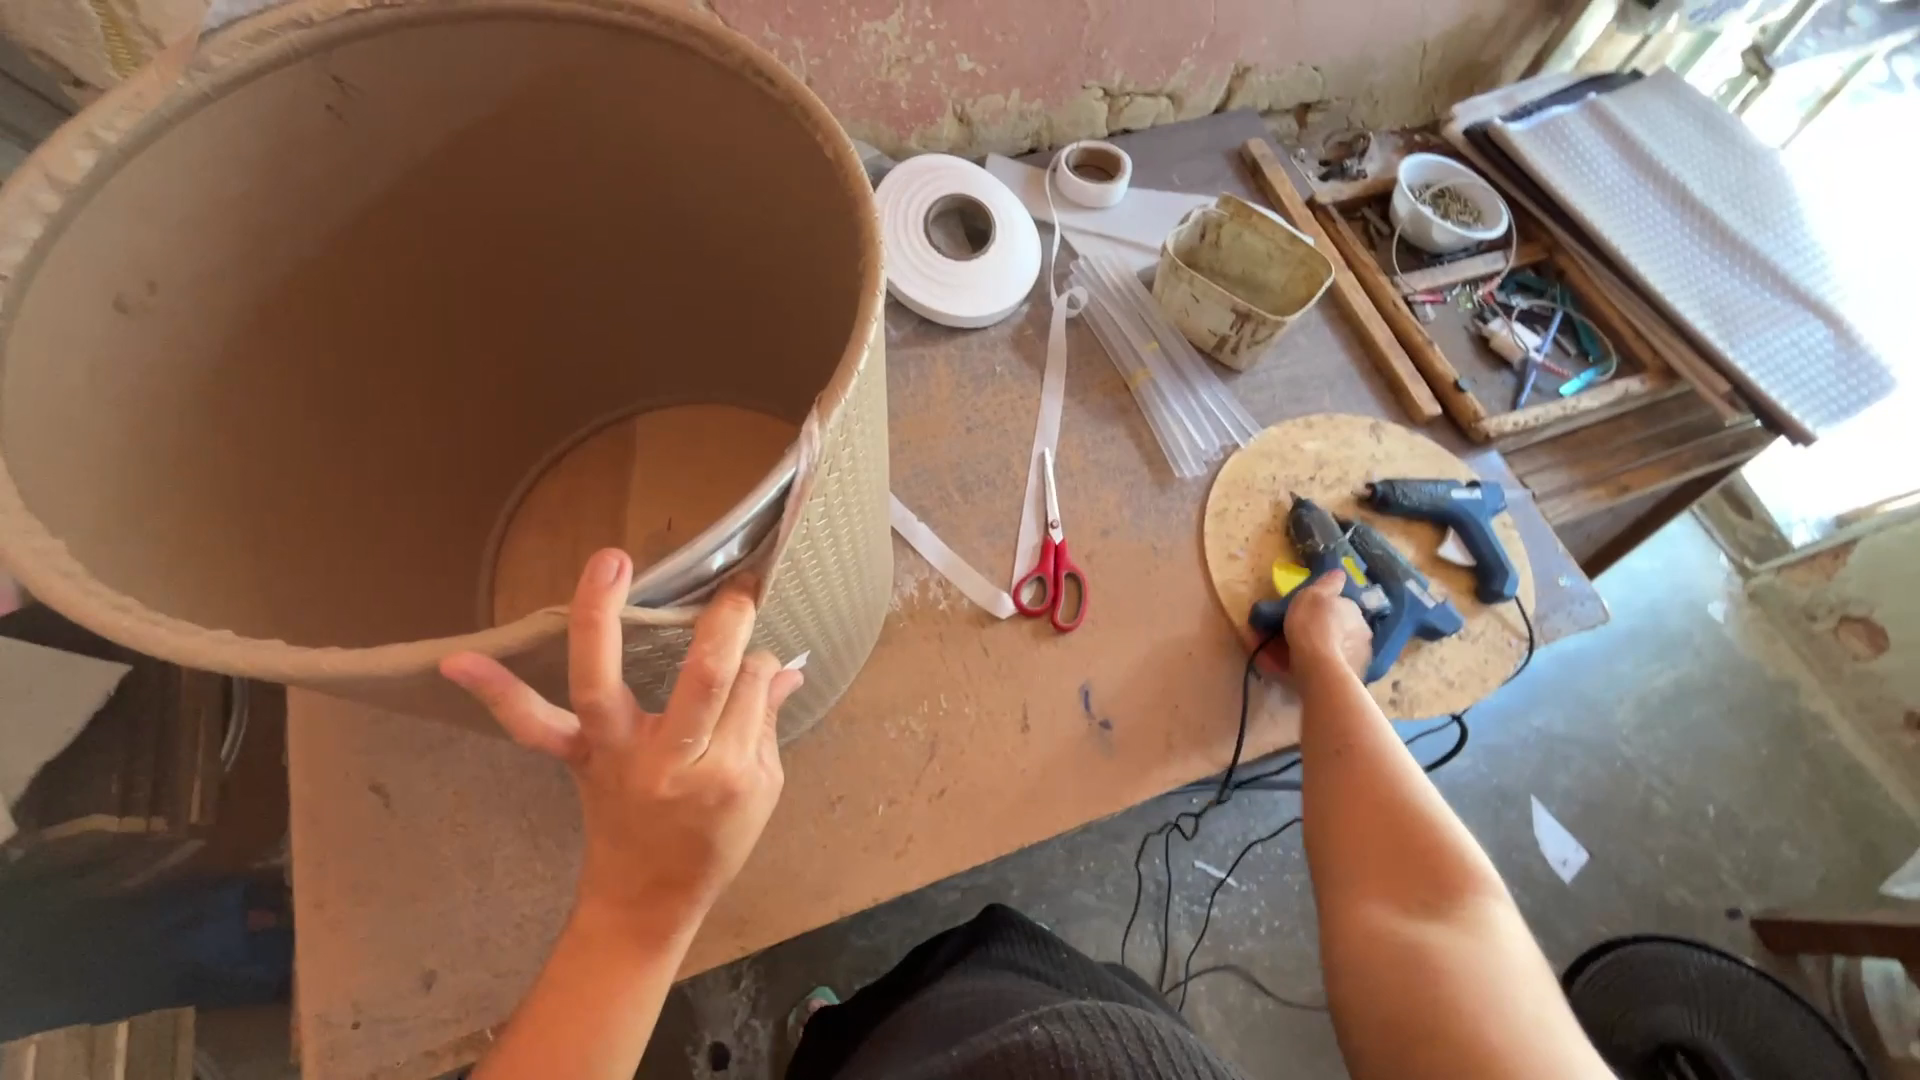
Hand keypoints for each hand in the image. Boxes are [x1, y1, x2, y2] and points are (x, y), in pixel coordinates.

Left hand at [441, 548, 802, 937]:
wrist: (646, 902)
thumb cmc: (715, 847)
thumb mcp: (765, 791)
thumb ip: (767, 723)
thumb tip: (783, 666)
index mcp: (728, 771)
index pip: (749, 686)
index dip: (756, 656)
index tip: (756, 651)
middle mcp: (672, 759)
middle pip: (703, 676)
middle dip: (725, 622)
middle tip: (737, 585)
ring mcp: (615, 756)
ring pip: (605, 683)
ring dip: (602, 617)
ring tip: (610, 562)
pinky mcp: (577, 759)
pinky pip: (535, 729)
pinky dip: (497, 694)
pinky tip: (458, 660)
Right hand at [1282, 570, 1371, 678]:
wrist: (1319, 666)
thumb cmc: (1312, 625)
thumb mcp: (1312, 596)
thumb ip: (1327, 583)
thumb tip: (1340, 573)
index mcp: (1354, 609)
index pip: (1344, 605)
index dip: (1328, 608)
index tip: (1312, 615)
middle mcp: (1364, 629)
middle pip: (1348, 626)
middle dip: (1335, 629)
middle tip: (1312, 636)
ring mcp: (1364, 653)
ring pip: (1348, 646)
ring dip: (1336, 647)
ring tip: (1315, 656)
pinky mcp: (1359, 673)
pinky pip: (1345, 664)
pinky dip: (1336, 664)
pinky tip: (1320, 668)